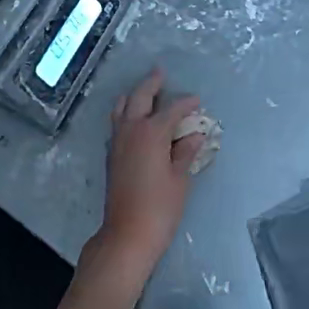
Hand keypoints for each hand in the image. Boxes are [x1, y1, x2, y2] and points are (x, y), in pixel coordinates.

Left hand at [92, 69, 206, 273]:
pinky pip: (117, 122)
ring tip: (145, 91)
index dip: (186, 103)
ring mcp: (117, 141)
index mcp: (152, 132)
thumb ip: (185, 152)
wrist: (126, 235)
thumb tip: (194, 135)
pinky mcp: (111, 154)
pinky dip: (126, 113)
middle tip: (161, 73)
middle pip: (140, 97)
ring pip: (122, 107)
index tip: (197, 101)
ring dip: (134, 96)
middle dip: (152, 84)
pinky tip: (135, 119)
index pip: (172, 109)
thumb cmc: (160, 208)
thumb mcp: (179, 179)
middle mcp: (131, 130)